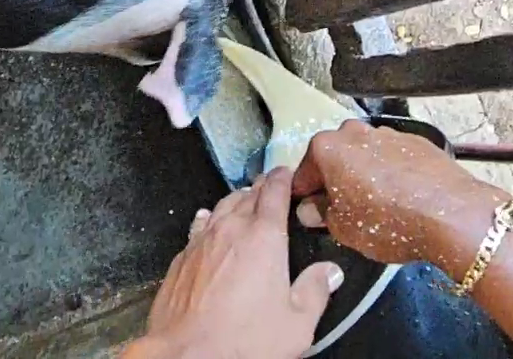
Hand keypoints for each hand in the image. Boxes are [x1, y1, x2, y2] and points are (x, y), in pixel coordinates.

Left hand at [125, 167, 343, 358]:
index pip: (274, 192)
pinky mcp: (182, 255)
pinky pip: (198, 226)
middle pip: (247, 195)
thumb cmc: (248, 340)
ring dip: (236, 200)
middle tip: (269, 185)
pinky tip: (207, 220)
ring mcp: (202, 238)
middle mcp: (231, 227)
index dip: (282, 178)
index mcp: (263, 236)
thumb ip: (315, 291)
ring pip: (221, 206)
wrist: (187, 355)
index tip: (286, 171)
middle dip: (261, 187)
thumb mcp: (296, 324)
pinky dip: (209, 218)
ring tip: (244, 199)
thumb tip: (331, 270)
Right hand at [291, 120, 508, 275]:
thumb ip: (321, 214)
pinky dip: (392, 172)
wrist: (450, 213)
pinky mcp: (415, 140)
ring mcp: (385, 132)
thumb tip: (310, 209)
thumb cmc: (387, 221)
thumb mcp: (343, 229)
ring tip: (380, 206)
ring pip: (364, 155)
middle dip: (336, 181)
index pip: (303, 173)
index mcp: (327, 147)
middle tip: (346, 211)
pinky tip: (404, 197)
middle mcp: (352, 131)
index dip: (305, 196)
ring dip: (365, 174)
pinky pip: (393, 157)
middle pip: (335, 158)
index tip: (310, 213)